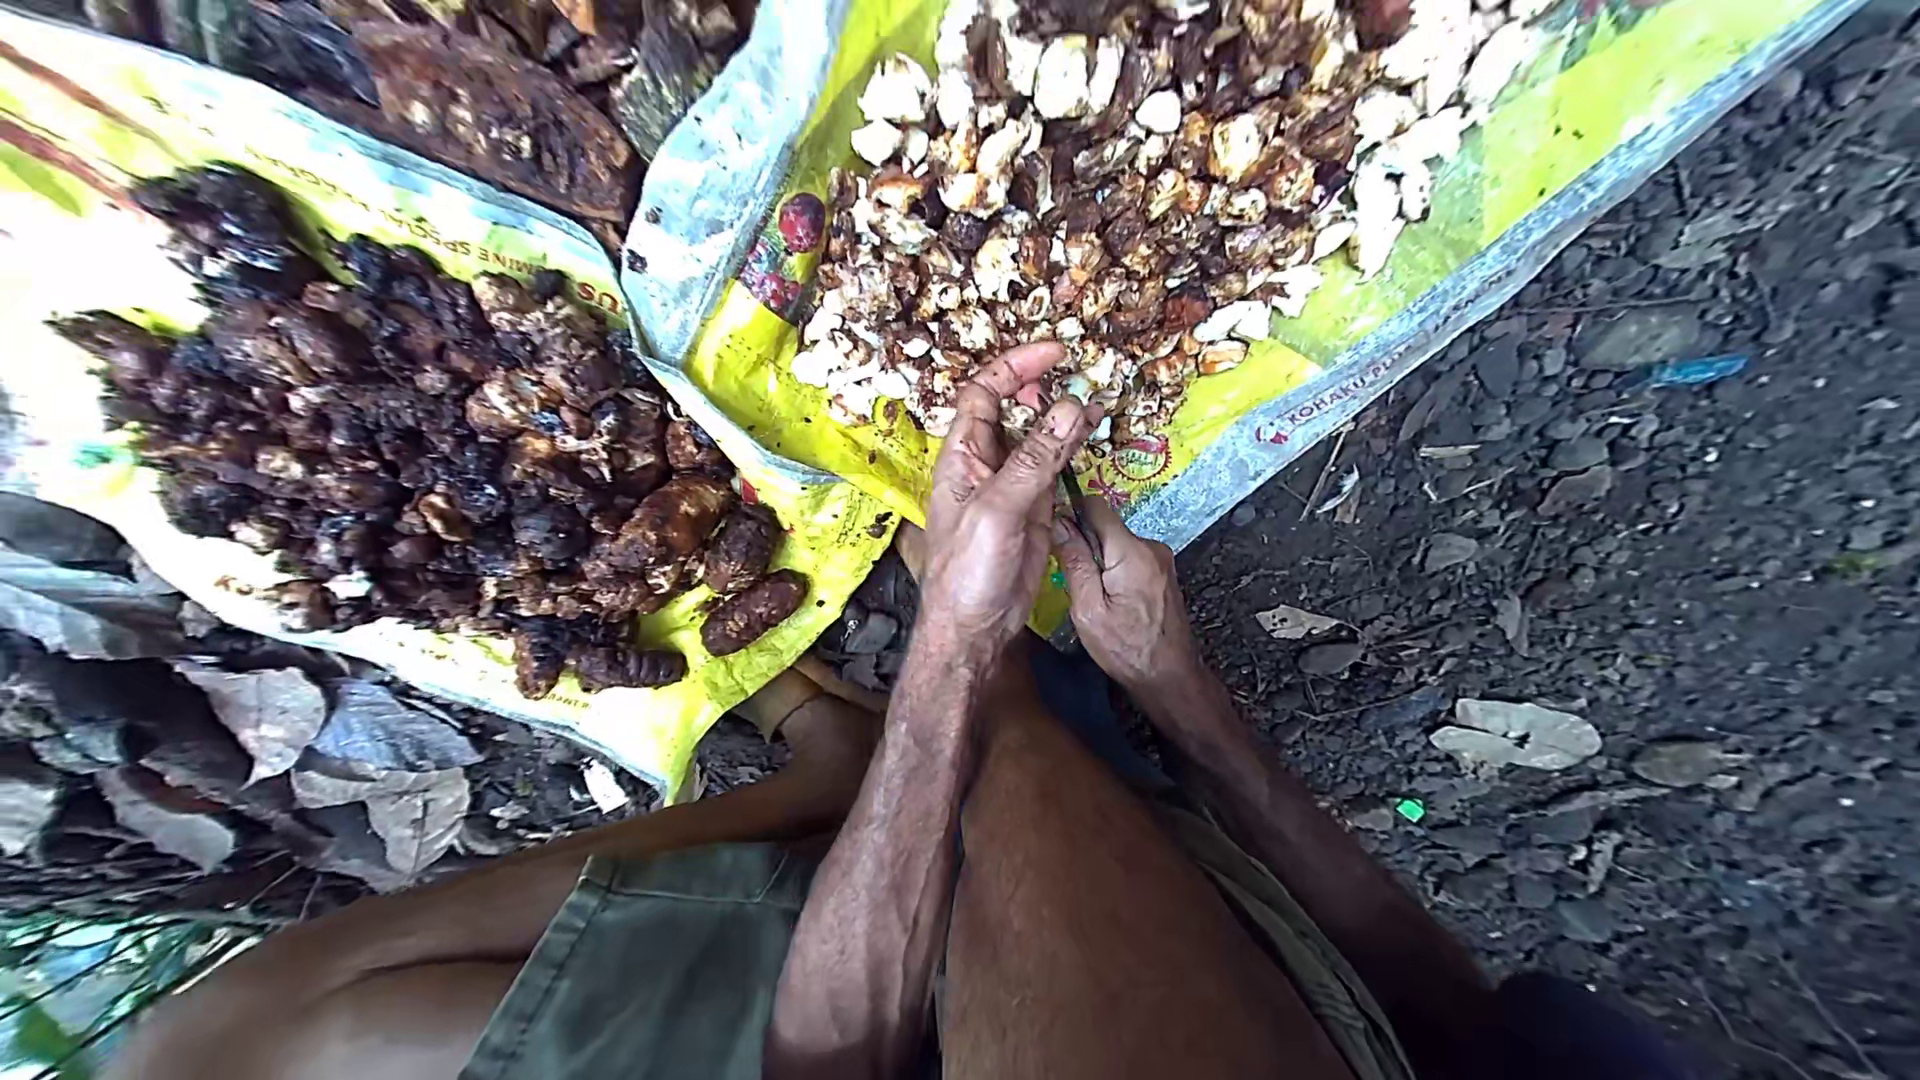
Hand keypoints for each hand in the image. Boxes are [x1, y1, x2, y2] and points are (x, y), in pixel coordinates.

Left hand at [919, 342, 1100, 667]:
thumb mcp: (997, 510)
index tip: (1053, 354)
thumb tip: (1069, 408)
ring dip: (1066, 416)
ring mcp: (1013, 484)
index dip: (1014, 368)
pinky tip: (1093, 432)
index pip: (984, 394)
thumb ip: (1033, 460)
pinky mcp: (1035, 506)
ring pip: (1041, 437)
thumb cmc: (968, 572)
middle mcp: (987, 464)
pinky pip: (1056, 467)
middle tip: (1082, 376)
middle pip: (1014, 409)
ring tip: (1099, 398)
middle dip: (1044, 388)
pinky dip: (1075, 447)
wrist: (977, 626)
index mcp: (962, 456)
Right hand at [1052, 494, 1200, 692]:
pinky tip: (1111, 598)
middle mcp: (1151, 546)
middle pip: (1106, 526)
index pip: (1096, 506)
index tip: (1055, 531)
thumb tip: (1059, 523)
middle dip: (1084, 543)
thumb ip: (1075, 563)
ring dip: (1099, 559)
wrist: (1171, 677)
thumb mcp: (1088, 610)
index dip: (1071, 511)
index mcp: (1131, 552)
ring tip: (1091, 593)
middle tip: (1071, 577)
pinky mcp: (1163, 570)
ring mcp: (1161, 558)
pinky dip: (1114, 569)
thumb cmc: (1125, 649)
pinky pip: (1129, 556)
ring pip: (1116, 542)